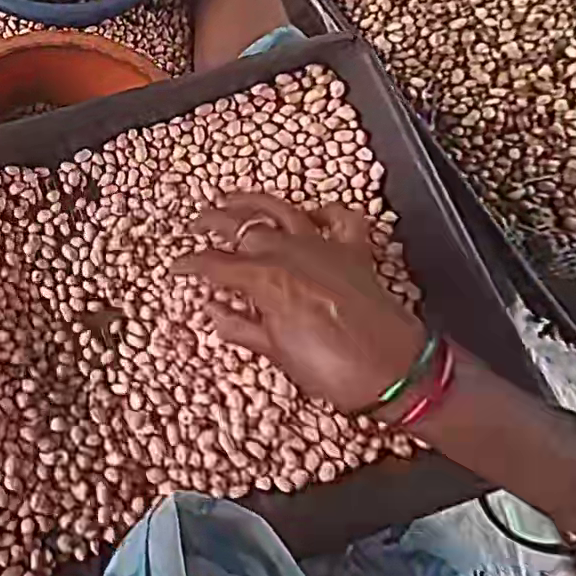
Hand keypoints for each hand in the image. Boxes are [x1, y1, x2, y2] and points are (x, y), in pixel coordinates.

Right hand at [171, 193, 425, 413]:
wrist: (398, 375)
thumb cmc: (330, 369)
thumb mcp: (274, 351)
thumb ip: (238, 325)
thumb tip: (211, 308)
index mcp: (264, 279)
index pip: (214, 263)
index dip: (190, 264)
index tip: (176, 268)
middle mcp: (289, 253)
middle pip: (240, 227)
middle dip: (212, 224)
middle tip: (195, 227)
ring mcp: (323, 248)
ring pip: (281, 210)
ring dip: (253, 202)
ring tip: (232, 199)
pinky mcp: (353, 253)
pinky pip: (339, 220)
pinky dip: (324, 212)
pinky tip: (310, 213)